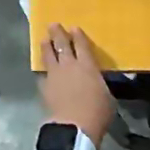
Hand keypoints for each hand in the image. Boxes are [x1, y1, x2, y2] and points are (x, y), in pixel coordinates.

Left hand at [37, 23, 115, 140]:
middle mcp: (69, 65)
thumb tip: (95, 80)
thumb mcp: (107, 96)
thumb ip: (99, 83)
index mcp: (87, 66)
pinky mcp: (44, 84)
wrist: (73, 124)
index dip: (78, 36)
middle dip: (57, 33)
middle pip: (61, 44)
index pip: (82, 46)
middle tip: (53, 25)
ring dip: (46, 45)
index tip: (73, 28)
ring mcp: (54, 73)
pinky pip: (43, 71)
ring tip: (44, 39)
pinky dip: (43, 68)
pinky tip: (42, 68)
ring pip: (48, 54)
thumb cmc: (97, 112)